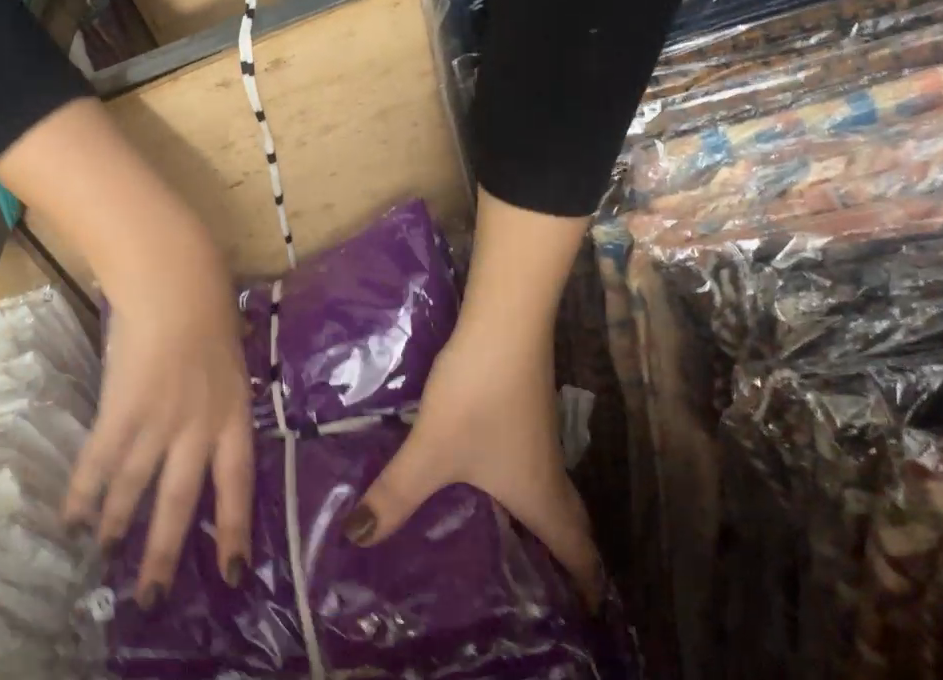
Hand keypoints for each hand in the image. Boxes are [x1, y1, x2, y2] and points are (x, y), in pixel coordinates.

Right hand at [61, 235, 253, 606]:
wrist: (175, 279)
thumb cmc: (205, 307)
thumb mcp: (230, 356)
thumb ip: (224, 391)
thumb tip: (217, 410)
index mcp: (234, 414)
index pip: (238, 486)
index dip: (234, 531)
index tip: (233, 573)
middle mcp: (200, 429)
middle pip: (182, 504)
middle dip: (165, 554)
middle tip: (151, 598)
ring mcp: (161, 422)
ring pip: (137, 490)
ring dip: (117, 527)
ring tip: (104, 559)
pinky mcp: (123, 411)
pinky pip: (101, 464)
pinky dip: (84, 495)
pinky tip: (70, 521)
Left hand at [344, 327, 605, 605]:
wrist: (504, 324)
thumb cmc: (478, 396)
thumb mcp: (432, 449)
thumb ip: (397, 493)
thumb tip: (356, 539)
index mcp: (542, 498)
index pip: (581, 555)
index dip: (586, 590)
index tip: (581, 618)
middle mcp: (550, 474)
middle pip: (571, 527)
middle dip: (562, 561)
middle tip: (538, 589)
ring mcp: (540, 438)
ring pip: (550, 496)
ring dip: (539, 523)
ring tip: (504, 545)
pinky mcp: (525, 411)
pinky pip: (531, 467)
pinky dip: (519, 488)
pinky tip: (483, 482)